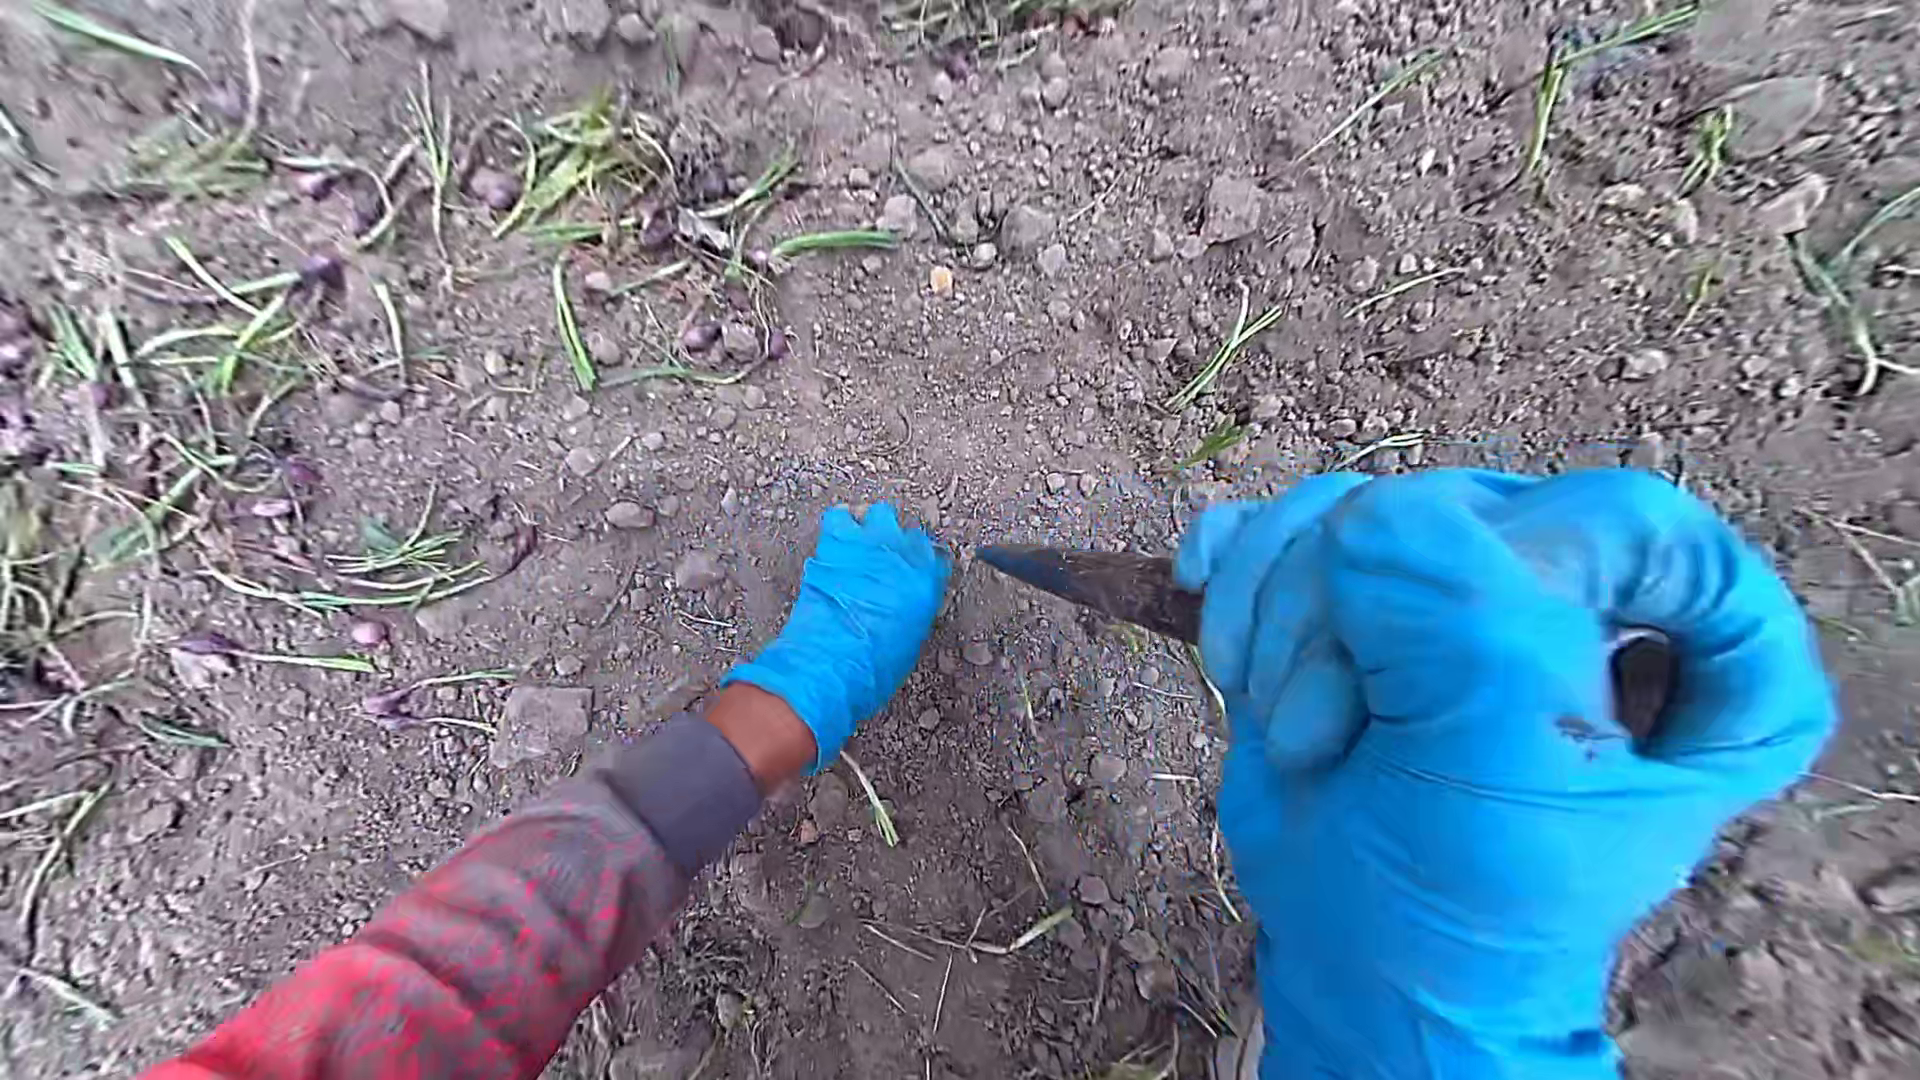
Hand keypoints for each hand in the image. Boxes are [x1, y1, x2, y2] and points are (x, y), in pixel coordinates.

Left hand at [723, 504, 949, 771]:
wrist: (830, 665)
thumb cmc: (871, 666)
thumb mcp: (909, 640)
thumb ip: (913, 610)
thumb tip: (904, 604)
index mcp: (927, 582)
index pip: (937, 555)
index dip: (923, 564)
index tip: (915, 570)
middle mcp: (904, 556)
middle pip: (908, 530)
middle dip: (897, 540)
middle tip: (884, 555)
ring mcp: (869, 544)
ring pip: (879, 512)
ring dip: (871, 525)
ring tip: (860, 540)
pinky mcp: (835, 543)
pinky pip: (838, 518)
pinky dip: (838, 525)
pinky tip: (835, 540)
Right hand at [1176, 469, 1834, 1078]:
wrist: (1342, 926)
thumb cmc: (1451, 889)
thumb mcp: (1485, 787)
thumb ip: (1460, 640)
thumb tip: (1363, 515)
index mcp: (1661, 633)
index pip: (1607, 524)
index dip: (1491, 589)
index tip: (1410, 689)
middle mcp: (1530, 581)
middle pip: (1405, 513)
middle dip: (1319, 621)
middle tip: (1300, 730)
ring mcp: (1411, 580)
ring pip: (1315, 513)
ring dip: (1254, 606)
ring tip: (1252, 699)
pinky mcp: (1317, 590)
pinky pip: (1261, 524)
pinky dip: (1218, 552)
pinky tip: (1190, 584)